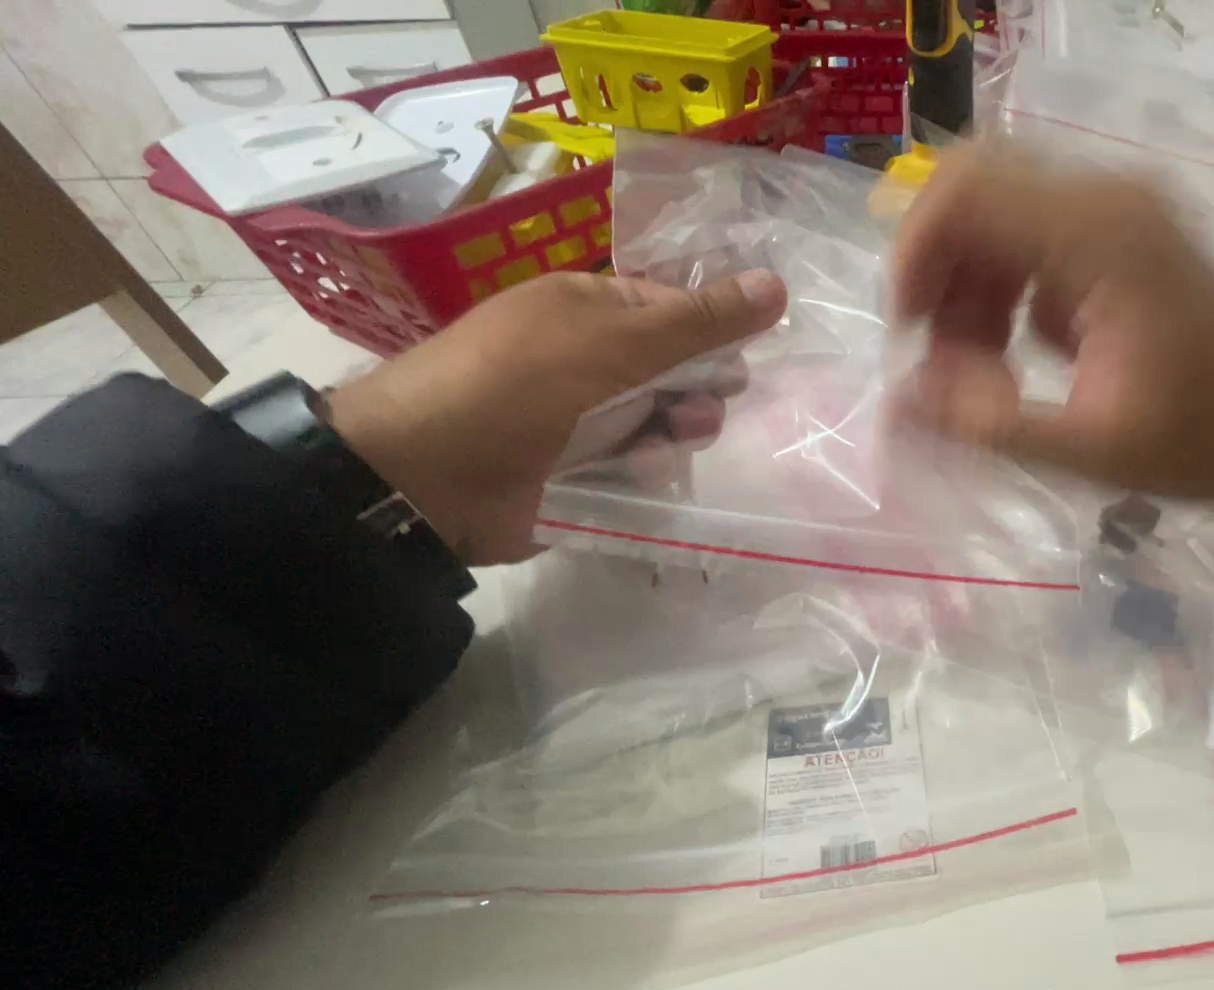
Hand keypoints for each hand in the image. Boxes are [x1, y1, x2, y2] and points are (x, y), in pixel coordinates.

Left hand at [329, 269, 785, 564]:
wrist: (432, 478)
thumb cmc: (522, 385)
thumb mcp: (616, 340)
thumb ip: (700, 321)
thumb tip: (777, 284)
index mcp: (591, 310)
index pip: (676, 312)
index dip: (712, 333)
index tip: (736, 360)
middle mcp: (593, 360)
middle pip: (679, 372)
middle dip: (699, 391)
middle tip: (695, 411)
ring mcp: (588, 418)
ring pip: (666, 422)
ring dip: (678, 432)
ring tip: (671, 442)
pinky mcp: (587, 470)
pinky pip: (642, 464)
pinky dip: (648, 468)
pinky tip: (639, 473)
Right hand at [894, 145, 1213, 512]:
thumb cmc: (1205, 440)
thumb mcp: (1087, 448)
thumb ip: (985, 422)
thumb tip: (898, 401)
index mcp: (1098, 233)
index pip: (963, 191)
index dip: (913, 257)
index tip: (908, 336)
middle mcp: (1105, 199)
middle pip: (974, 195)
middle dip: (938, 276)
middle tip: (941, 359)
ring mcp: (1117, 213)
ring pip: (999, 221)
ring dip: (970, 293)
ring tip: (983, 379)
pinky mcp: (1122, 238)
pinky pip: (1032, 245)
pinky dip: (1007, 297)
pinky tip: (1025, 360)